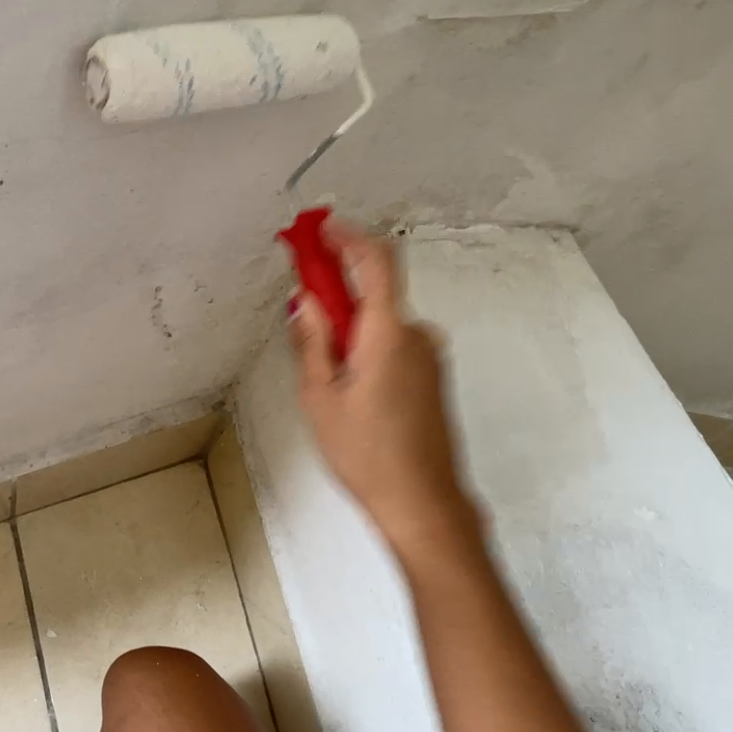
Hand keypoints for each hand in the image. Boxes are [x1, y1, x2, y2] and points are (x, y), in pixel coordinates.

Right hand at [288, 224, 476, 550]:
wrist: (423, 502)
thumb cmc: (371, 456)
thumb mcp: (320, 397)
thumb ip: (312, 342)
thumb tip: (306, 305)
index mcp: (389, 334)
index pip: (375, 261)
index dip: (347, 237)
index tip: (320, 229)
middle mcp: (417, 337)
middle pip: (371, 295)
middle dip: (334, 296)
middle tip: (302, 312)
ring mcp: (429, 357)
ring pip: (379, 324)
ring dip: (348, 330)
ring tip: (323, 377)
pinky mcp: (430, 377)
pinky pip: (392, 344)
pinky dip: (365, 348)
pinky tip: (347, 389)